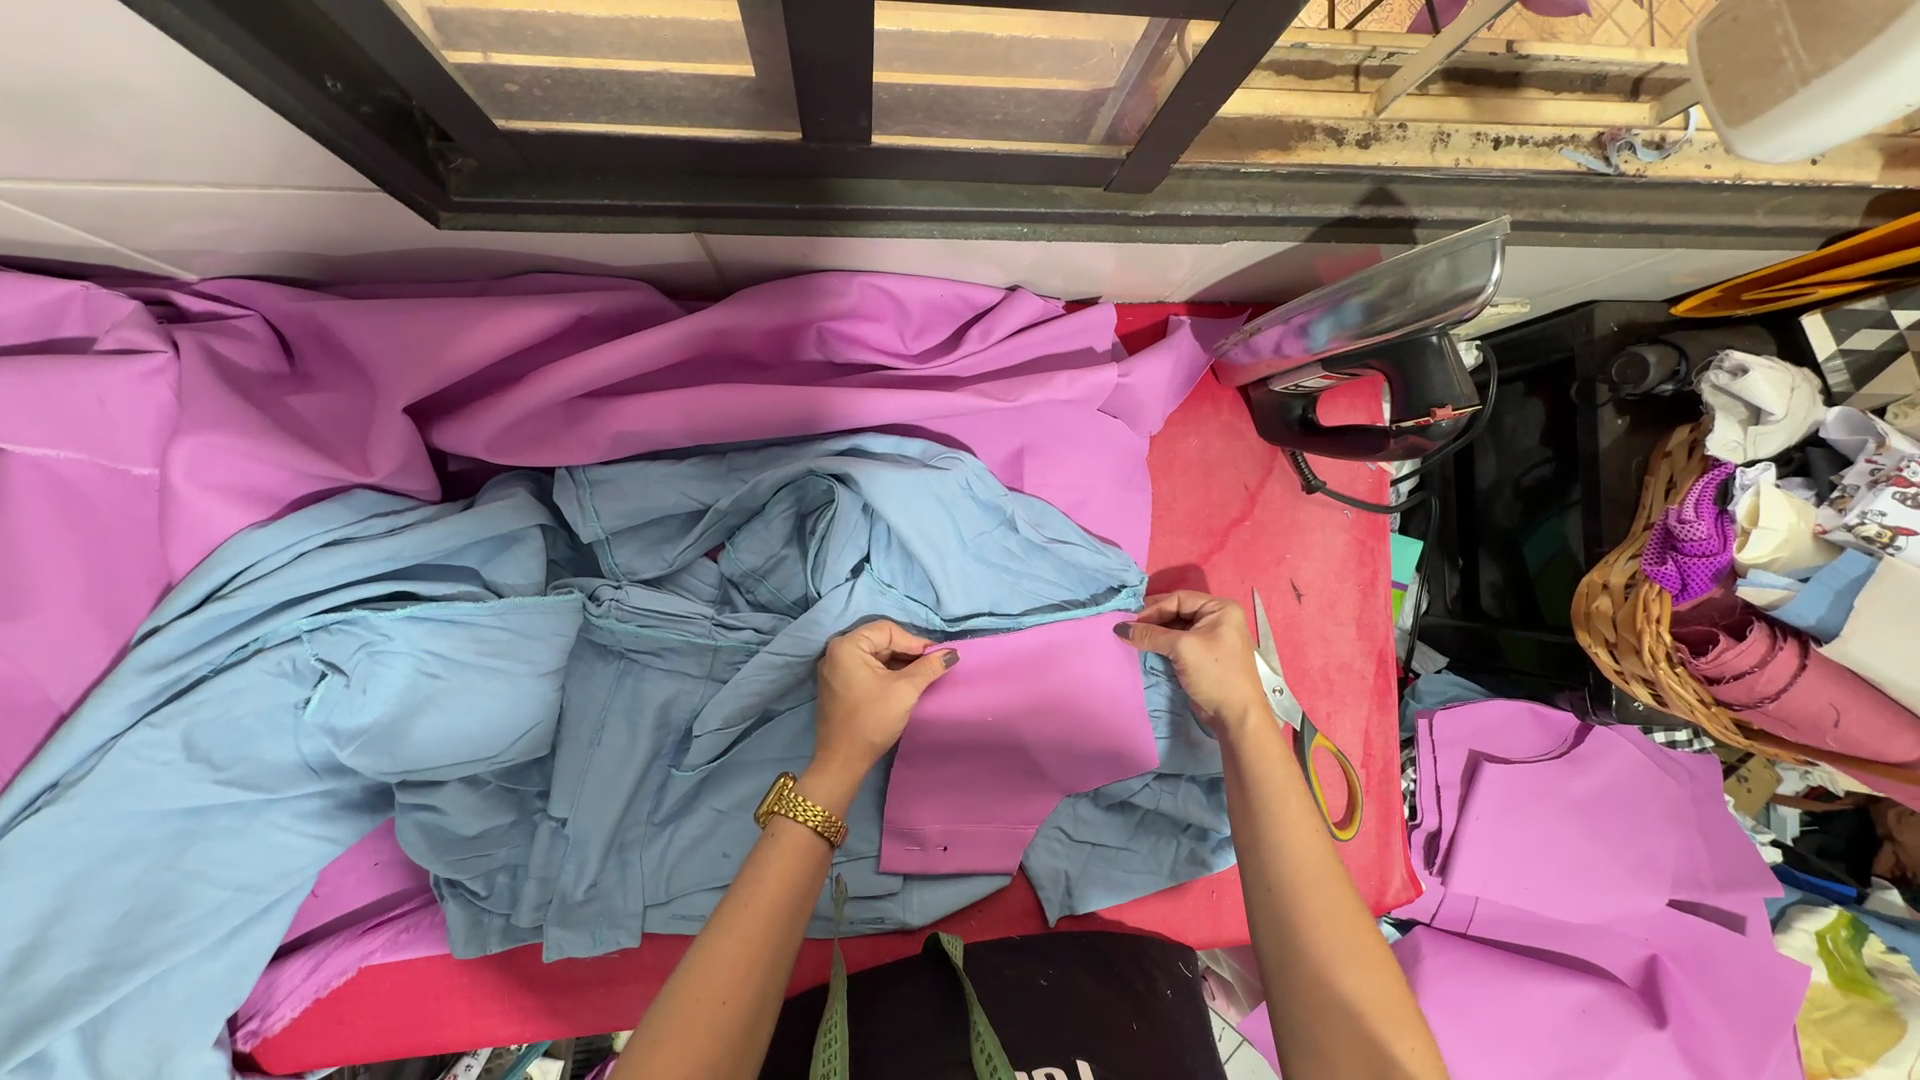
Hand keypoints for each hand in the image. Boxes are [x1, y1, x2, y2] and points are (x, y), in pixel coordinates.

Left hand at [813, 620, 957, 779]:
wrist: (843, 761)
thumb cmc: (873, 720)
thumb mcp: (905, 690)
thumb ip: (929, 667)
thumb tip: (952, 653)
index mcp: (847, 645)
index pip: (887, 630)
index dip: (914, 641)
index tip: (936, 656)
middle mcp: (836, 651)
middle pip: (880, 641)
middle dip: (908, 652)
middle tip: (932, 665)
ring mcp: (835, 668)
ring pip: (875, 655)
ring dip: (899, 663)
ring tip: (923, 675)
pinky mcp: (838, 684)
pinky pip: (866, 668)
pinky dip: (886, 672)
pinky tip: (905, 683)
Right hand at [1114, 591, 1267, 733]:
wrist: (1236, 714)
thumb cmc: (1214, 673)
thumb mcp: (1182, 648)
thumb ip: (1150, 635)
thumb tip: (1120, 627)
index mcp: (1220, 608)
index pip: (1179, 599)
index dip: (1153, 609)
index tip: (1130, 621)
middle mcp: (1217, 618)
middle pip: (1177, 611)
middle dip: (1153, 620)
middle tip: (1129, 628)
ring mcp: (1211, 637)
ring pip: (1176, 628)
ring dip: (1156, 633)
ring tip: (1134, 638)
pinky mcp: (1204, 655)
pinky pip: (1179, 642)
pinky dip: (1163, 644)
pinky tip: (1147, 648)